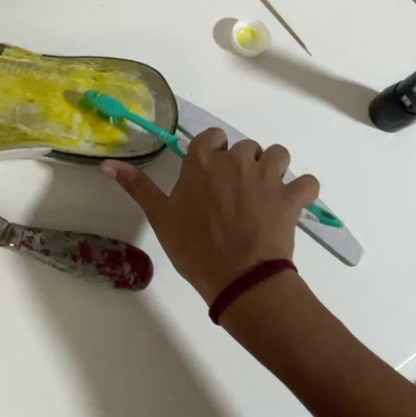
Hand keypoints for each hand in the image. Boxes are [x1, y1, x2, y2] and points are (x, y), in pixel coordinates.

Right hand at [103, 129, 319, 303]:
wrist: (238, 280)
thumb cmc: (194, 248)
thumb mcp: (160, 217)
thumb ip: (137, 186)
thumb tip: (107, 164)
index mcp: (202, 162)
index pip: (212, 137)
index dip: (213, 152)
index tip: (210, 173)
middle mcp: (235, 161)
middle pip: (245, 146)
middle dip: (243, 164)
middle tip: (235, 193)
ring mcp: (267, 177)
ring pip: (278, 155)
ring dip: (274, 169)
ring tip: (265, 194)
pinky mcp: (292, 197)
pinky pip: (307, 182)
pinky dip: (303, 191)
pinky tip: (293, 205)